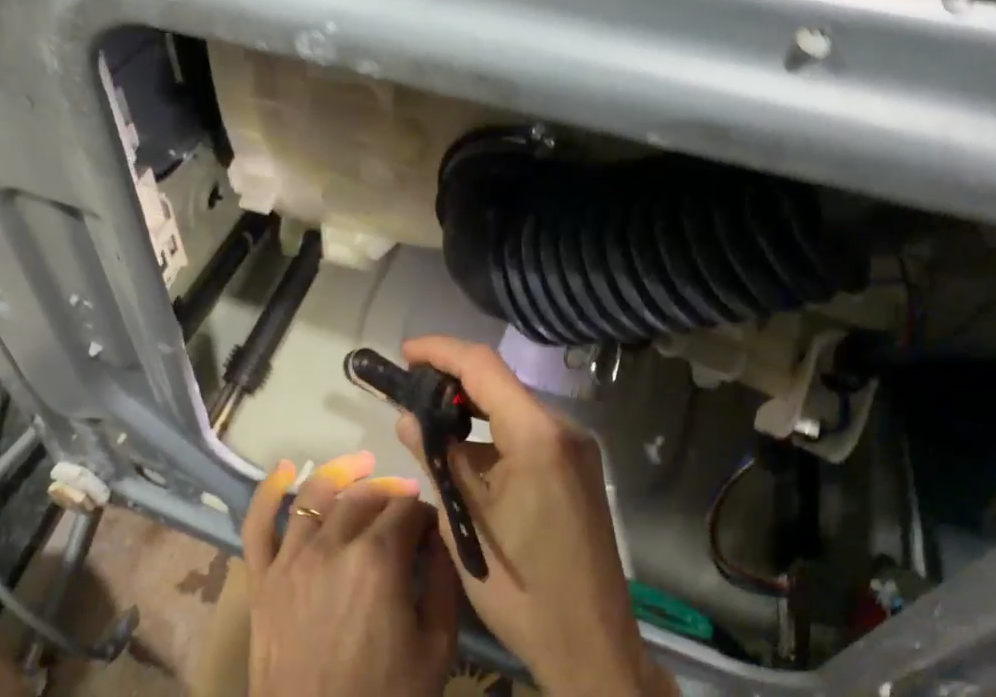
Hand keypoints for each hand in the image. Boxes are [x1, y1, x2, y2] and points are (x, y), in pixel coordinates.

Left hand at [242, 451, 460, 696]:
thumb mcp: (436, 647)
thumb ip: (442, 582)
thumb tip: (438, 539)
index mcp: (377, 559)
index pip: (406, 509)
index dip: (424, 512)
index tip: (433, 527)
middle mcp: (330, 546)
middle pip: (364, 497)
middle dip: (390, 492)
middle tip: (406, 503)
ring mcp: (289, 561)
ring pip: (315, 496)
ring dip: (342, 475)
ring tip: (362, 465)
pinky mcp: (261, 580)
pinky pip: (257, 524)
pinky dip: (268, 491)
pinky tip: (285, 469)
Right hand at [396, 336, 674, 696]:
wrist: (590, 644)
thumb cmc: (521, 584)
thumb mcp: (467, 519)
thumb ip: (439, 457)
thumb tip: (409, 418)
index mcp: (538, 435)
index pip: (484, 367)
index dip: (441, 352)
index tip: (405, 354)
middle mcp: (564, 430)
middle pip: (502, 384)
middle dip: (454, 380)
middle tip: (410, 392)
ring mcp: (577, 451)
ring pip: (515, 410)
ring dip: (474, 409)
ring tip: (430, 423)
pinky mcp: (579, 471)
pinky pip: (530, 435)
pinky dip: (495, 435)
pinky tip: (466, 455)